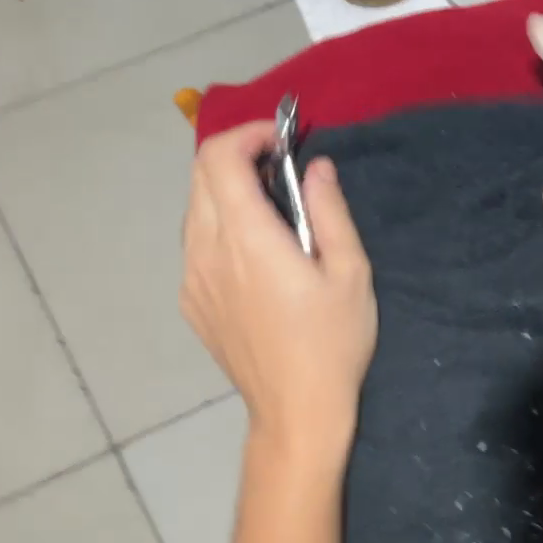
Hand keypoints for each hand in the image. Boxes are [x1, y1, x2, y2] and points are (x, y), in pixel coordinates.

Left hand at [180, 121, 376, 460]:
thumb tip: (316, 168)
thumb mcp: (351, 274)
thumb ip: (331, 212)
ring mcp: (191, 279)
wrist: (297, 407)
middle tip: (282, 170)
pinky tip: (258, 256)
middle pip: (200, 176)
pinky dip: (221, 227)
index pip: (220, 159)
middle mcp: (207, 251)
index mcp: (248, 239)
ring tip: (274, 211)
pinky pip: (197, 246)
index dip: (247, 135)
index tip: (282, 139)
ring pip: (195, 211)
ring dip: (227, 192)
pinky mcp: (191, 302)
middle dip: (237, 157)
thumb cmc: (335, 340)